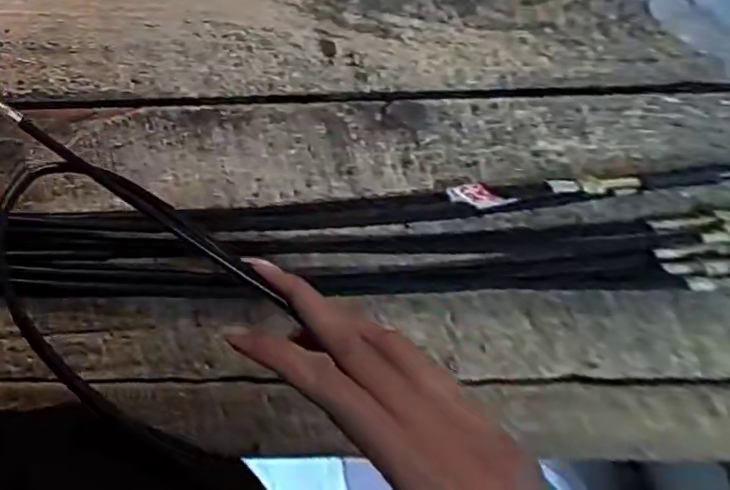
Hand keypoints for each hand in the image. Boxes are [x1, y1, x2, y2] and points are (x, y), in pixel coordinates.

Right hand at [226, 260, 539, 489]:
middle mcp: (444, 426)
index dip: (276, 353)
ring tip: (303, 325)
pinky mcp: (493, 425)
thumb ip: (363, 459)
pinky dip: (382, 344)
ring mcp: (474, 420)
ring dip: (339, 321)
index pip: (329, 386)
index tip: (235, 335)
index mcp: (417, 460)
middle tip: (262, 268)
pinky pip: (427, 365)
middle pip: (360, 344)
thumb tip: (327, 404)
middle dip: (305, 300)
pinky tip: (365, 355)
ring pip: (393, 343)